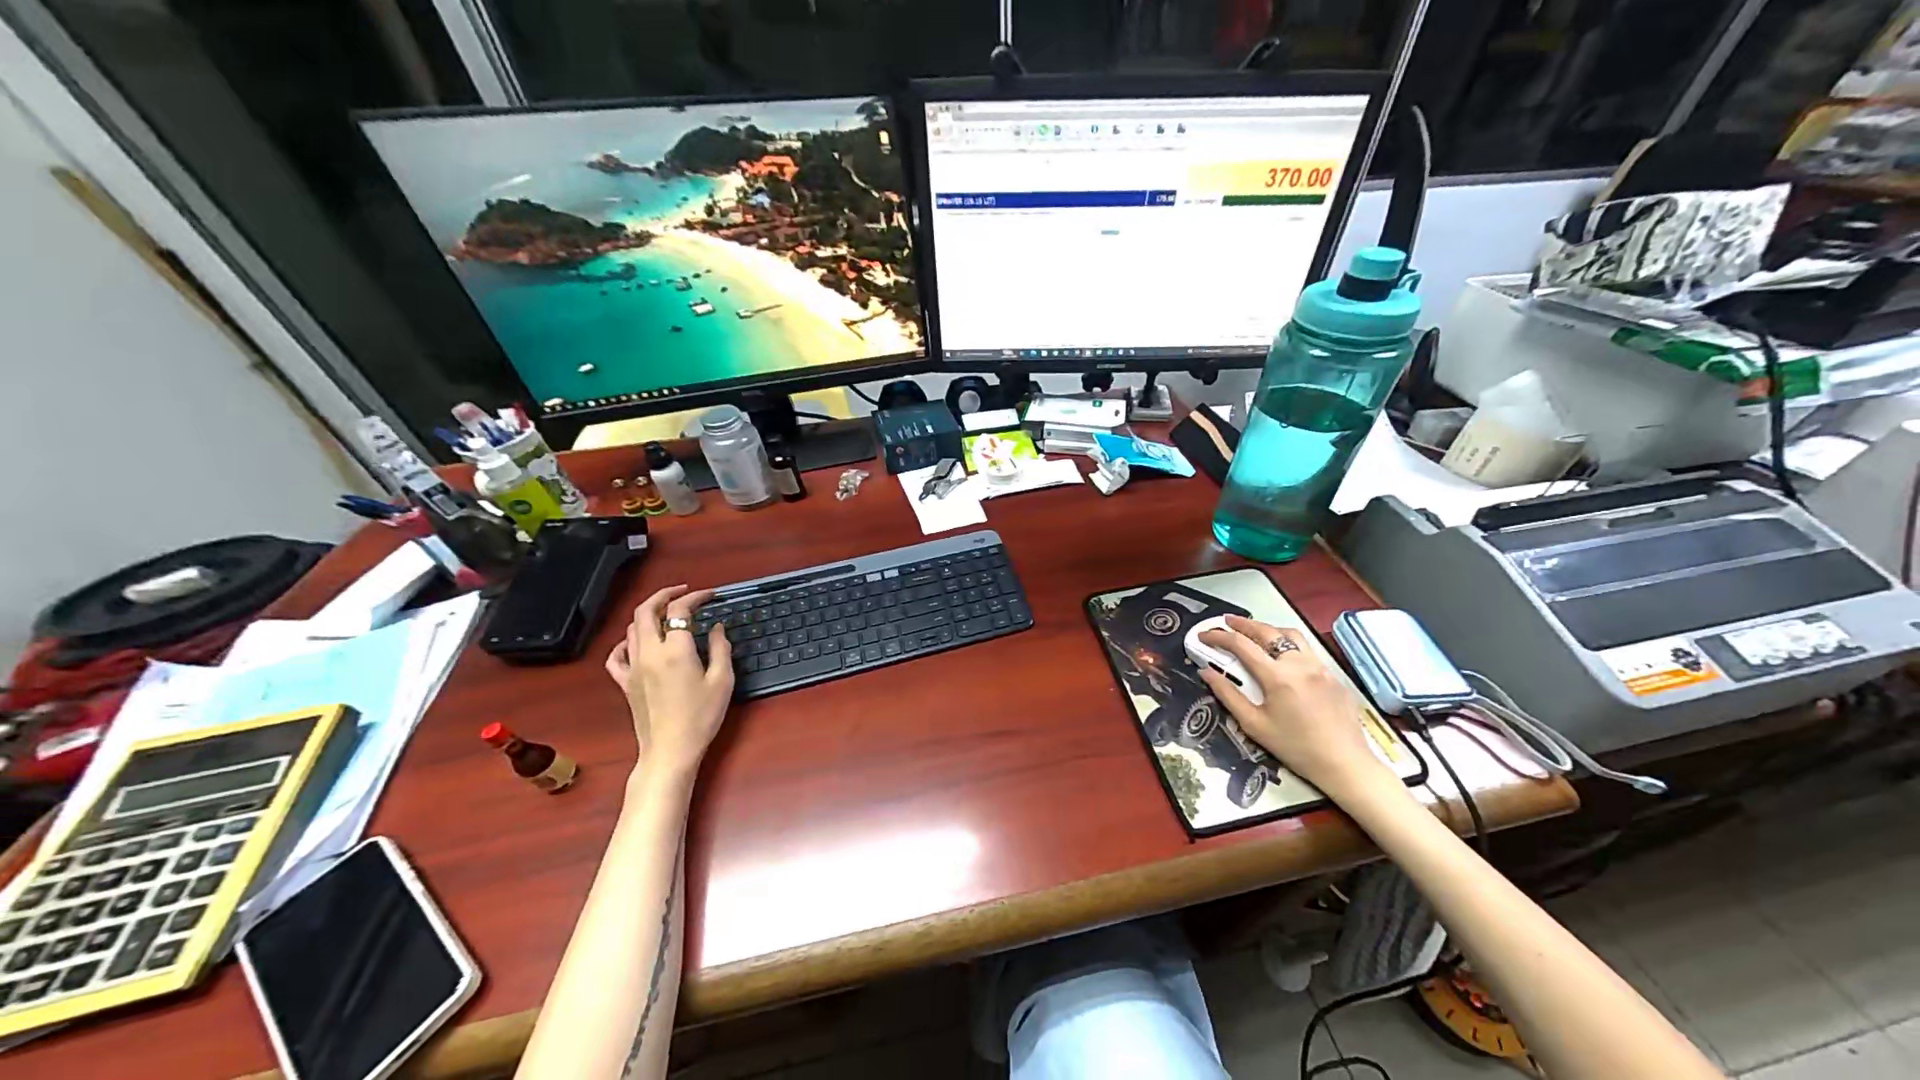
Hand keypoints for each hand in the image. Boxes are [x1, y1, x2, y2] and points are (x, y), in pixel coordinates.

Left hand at [605, 584, 733, 777]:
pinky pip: (617, 655)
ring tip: (668, 613)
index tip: (710, 596)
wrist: (671, 750)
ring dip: (649, 614)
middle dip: (664, 595)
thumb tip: (717, 628)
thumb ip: (720, 648)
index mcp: (675, 650)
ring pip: (632, 628)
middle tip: (684, 592)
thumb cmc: (701, 718)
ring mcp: (633, 667)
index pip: (680, 610)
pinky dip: (626, 641)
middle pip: (646, 610)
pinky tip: (637, 641)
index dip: (696, 597)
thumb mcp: (722, 681)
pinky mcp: (625, 682)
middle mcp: (650, 653)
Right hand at [1198, 615, 1390, 801]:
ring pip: (1291, 635)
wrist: (1344, 764)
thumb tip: (1207, 673)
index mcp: (1277, 676)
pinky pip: (1308, 651)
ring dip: (1269, 629)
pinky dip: (1289, 645)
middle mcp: (1299, 664)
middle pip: (1267, 632)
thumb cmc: (1295, 748)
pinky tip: (1283, 658)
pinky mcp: (1333, 676)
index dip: (1218, 637)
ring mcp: (1320, 667)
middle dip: (1243, 624)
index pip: (1241, 645)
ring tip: (1255, 633)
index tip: (1204, 635)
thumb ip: (1228, 695)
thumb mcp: (1254, 725)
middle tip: (1226, 623)